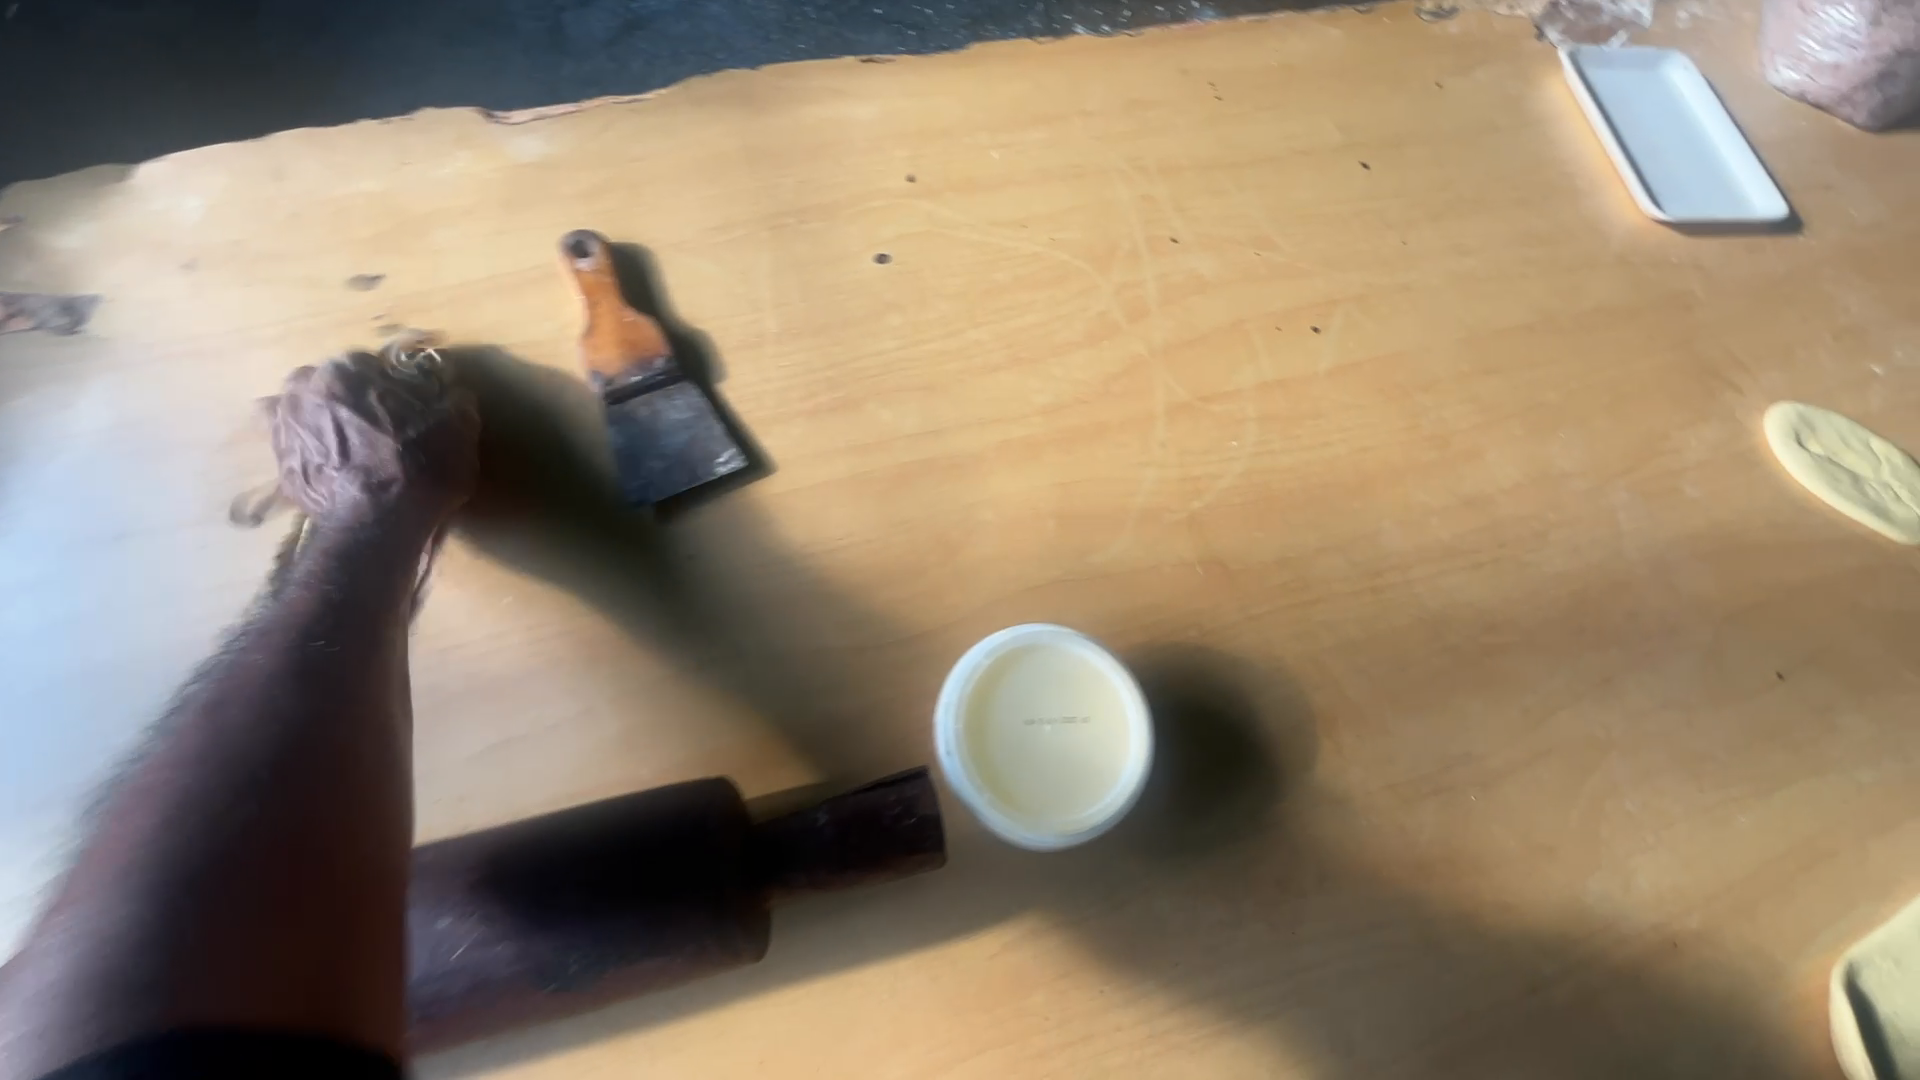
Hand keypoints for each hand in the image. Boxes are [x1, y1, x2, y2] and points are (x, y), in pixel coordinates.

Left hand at [266, 351, 479, 533]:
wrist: (378, 524)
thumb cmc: (421, 468)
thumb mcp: (458, 428)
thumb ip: (453, 397)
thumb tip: (449, 386)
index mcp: (347, 370)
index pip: (375, 364)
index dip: (398, 385)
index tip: (414, 406)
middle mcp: (304, 388)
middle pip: (335, 383)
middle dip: (357, 398)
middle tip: (385, 426)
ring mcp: (282, 424)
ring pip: (310, 409)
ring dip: (330, 418)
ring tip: (358, 445)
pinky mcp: (277, 459)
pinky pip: (294, 442)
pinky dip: (310, 445)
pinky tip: (333, 460)